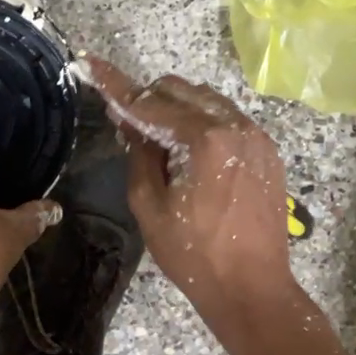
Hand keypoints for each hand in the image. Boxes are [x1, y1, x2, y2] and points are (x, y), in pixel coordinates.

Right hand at [80, 57, 293, 308]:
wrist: (255, 293)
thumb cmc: (195, 255)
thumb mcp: (149, 205)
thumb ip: (138, 152)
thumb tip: (129, 118)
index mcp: (204, 139)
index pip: (149, 101)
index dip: (115, 83)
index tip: (89, 61)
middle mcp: (234, 126)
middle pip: (178, 89)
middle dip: (148, 99)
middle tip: (129, 125)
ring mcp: (255, 136)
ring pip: (204, 98)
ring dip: (176, 108)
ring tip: (162, 142)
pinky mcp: (267, 149)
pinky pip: (226, 116)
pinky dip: (202, 121)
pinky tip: (192, 151)